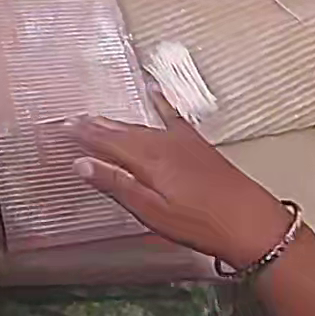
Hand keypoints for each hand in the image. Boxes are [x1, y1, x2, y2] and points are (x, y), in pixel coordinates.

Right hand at [66, 112, 292, 267]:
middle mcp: (161, 142)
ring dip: (115, 122)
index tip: (61, 127)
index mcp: (146, 159)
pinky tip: (152, 91)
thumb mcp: (151, 211)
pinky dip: (159, 102)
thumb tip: (81, 163)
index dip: (80, 134)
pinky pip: (171, 115)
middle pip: (119, 130)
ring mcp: (180, 140)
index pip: (103, 141)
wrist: (253, 224)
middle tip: (71, 120)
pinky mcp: (195, 144)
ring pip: (138, 125)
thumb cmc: (199, 224)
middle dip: (93, 125)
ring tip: (96, 118)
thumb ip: (115, 184)